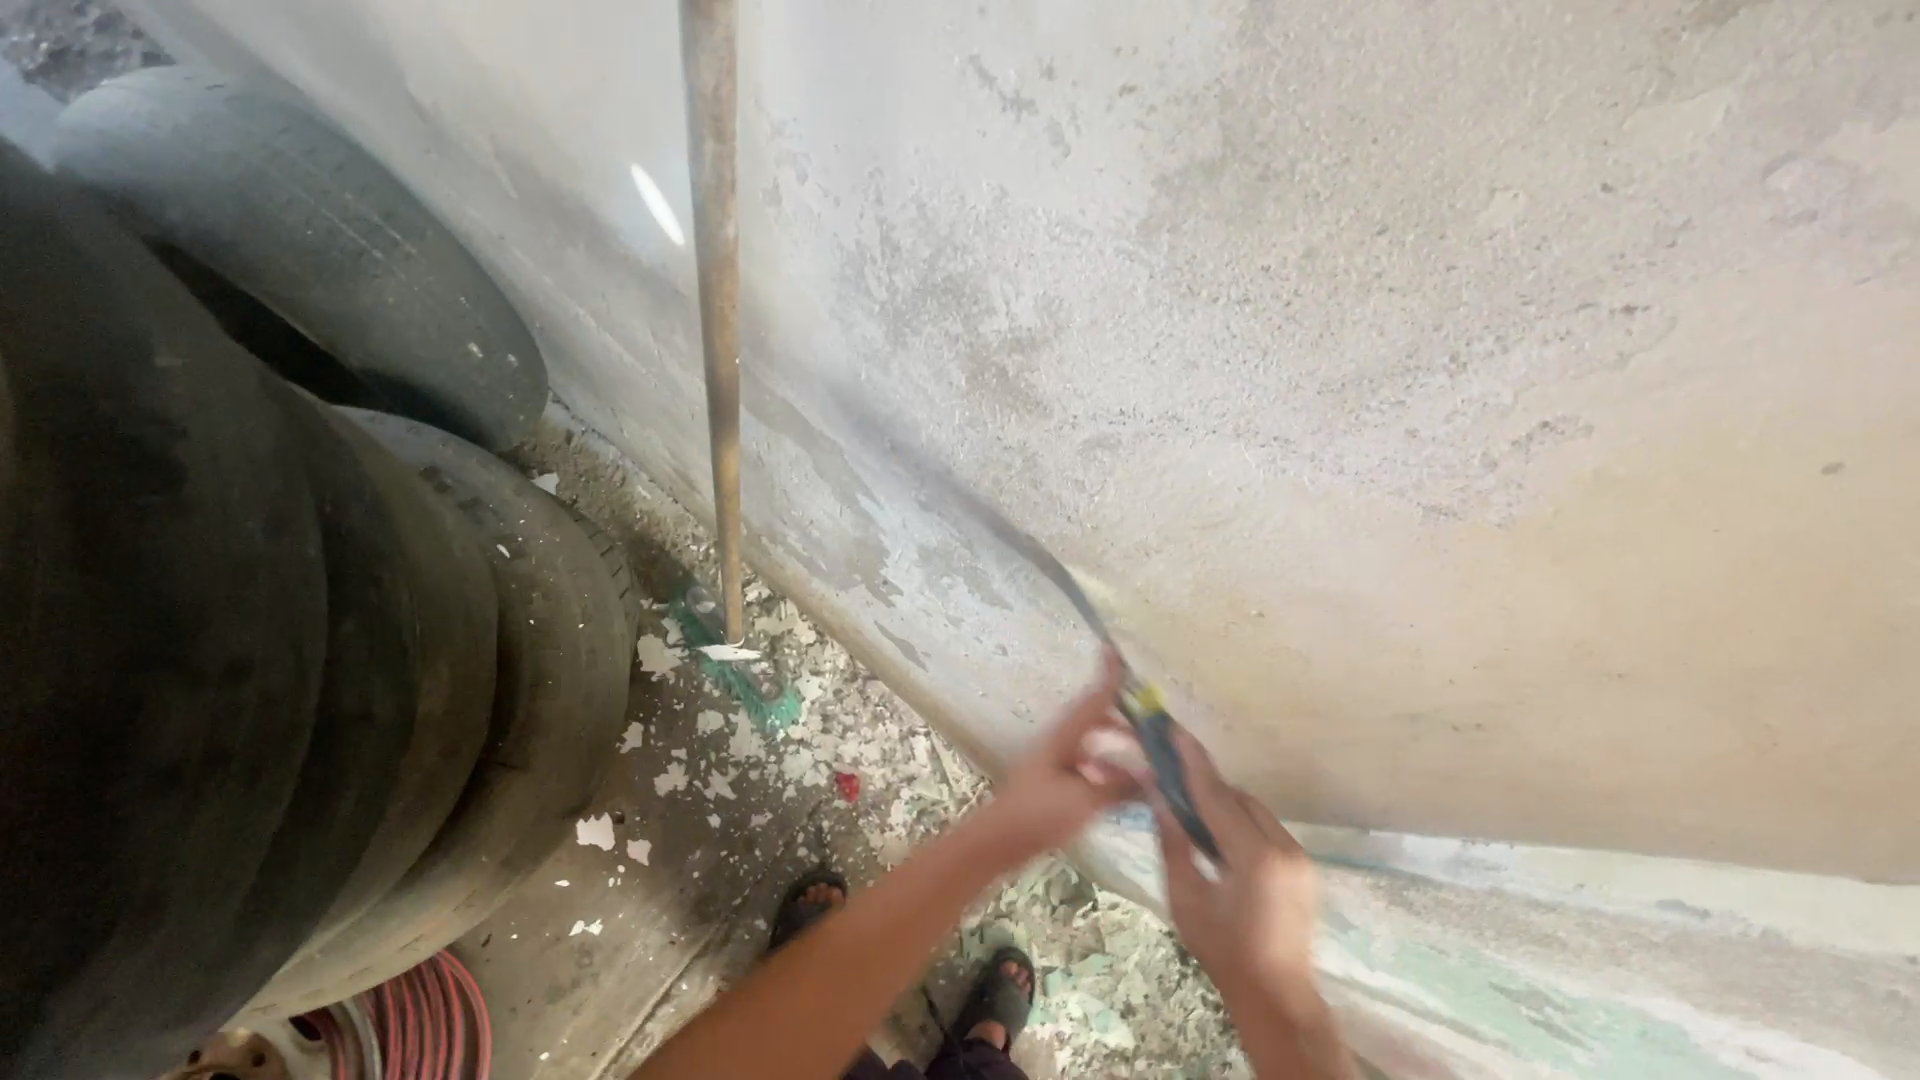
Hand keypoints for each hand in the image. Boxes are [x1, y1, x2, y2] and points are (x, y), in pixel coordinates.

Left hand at [977, 649, 1139, 861]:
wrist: (1000, 841)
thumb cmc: (1039, 813)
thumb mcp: (1085, 799)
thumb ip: (1120, 787)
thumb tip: (1153, 777)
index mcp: (1064, 737)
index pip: (1093, 700)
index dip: (1107, 676)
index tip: (1115, 650)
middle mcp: (1059, 742)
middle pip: (1095, 720)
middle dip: (1123, 721)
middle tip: (1151, 729)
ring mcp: (1055, 762)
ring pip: (1093, 745)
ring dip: (1117, 749)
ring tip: (1145, 764)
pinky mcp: (1055, 783)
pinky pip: (1088, 766)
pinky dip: (1108, 771)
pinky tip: (1124, 790)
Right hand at [1154, 726, 1319, 1005]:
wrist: (1276, 995)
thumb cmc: (1222, 950)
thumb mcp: (1185, 897)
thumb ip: (1173, 841)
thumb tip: (1158, 796)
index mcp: (1253, 857)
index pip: (1216, 796)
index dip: (1192, 762)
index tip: (1175, 731)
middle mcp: (1284, 847)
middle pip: (1238, 799)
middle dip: (1207, 787)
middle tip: (1173, 782)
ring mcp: (1300, 857)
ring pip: (1255, 812)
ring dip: (1225, 806)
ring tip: (1194, 816)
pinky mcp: (1305, 867)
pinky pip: (1267, 829)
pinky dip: (1242, 824)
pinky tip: (1222, 840)